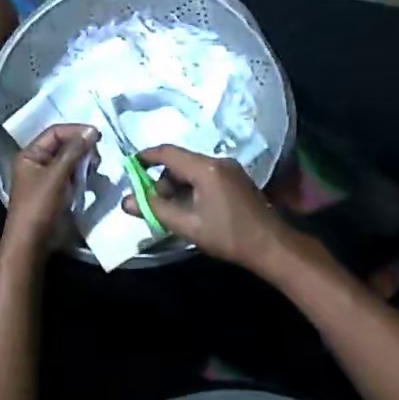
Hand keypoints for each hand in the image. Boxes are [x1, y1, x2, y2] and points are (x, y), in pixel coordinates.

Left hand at [4, 124, 97, 248]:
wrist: (32, 242)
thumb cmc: (39, 206)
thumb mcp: (56, 176)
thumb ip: (74, 151)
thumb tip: (92, 130)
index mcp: (30, 154)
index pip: (55, 133)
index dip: (76, 131)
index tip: (99, 135)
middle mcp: (37, 162)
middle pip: (63, 145)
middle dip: (81, 147)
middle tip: (97, 157)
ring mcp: (46, 178)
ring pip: (69, 161)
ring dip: (83, 162)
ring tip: (95, 168)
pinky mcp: (56, 191)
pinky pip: (71, 176)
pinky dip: (81, 175)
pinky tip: (90, 179)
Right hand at [124, 145, 294, 269]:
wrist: (272, 246)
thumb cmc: (228, 236)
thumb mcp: (187, 226)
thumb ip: (155, 210)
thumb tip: (126, 201)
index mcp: (205, 169)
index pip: (168, 153)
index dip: (146, 157)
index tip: (130, 165)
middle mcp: (218, 161)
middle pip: (180, 162)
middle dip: (163, 180)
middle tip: (156, 204)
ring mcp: (230, 169)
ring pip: (192, 169)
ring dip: (178, 185)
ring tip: (174, 211)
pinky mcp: (236, 179)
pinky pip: (206, 175)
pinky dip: (192, 187)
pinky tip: (191, 208)